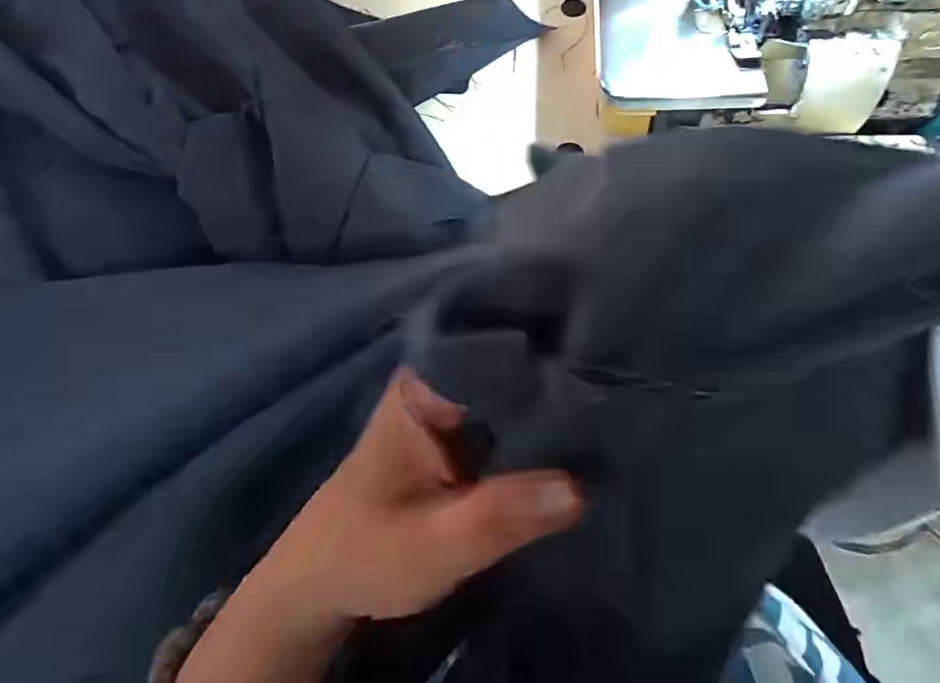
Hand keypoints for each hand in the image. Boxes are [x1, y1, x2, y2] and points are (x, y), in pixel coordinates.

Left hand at [178, 370, 582, 682]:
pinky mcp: (461, 436)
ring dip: (556, 411)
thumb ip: (497, 517)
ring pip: (517, 397)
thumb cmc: (364, 556)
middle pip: (515, 370)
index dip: (553, 356)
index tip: (606, 360)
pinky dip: (542, 434)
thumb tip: (579, 487)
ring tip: (612, 410)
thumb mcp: (431, 546)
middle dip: (564, 384)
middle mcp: (441, 383)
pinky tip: (581, 438)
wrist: (320, 588)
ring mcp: (452, 409)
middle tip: (619, 391)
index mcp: (425, 385)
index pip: (501, 351)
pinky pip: (512, 422)